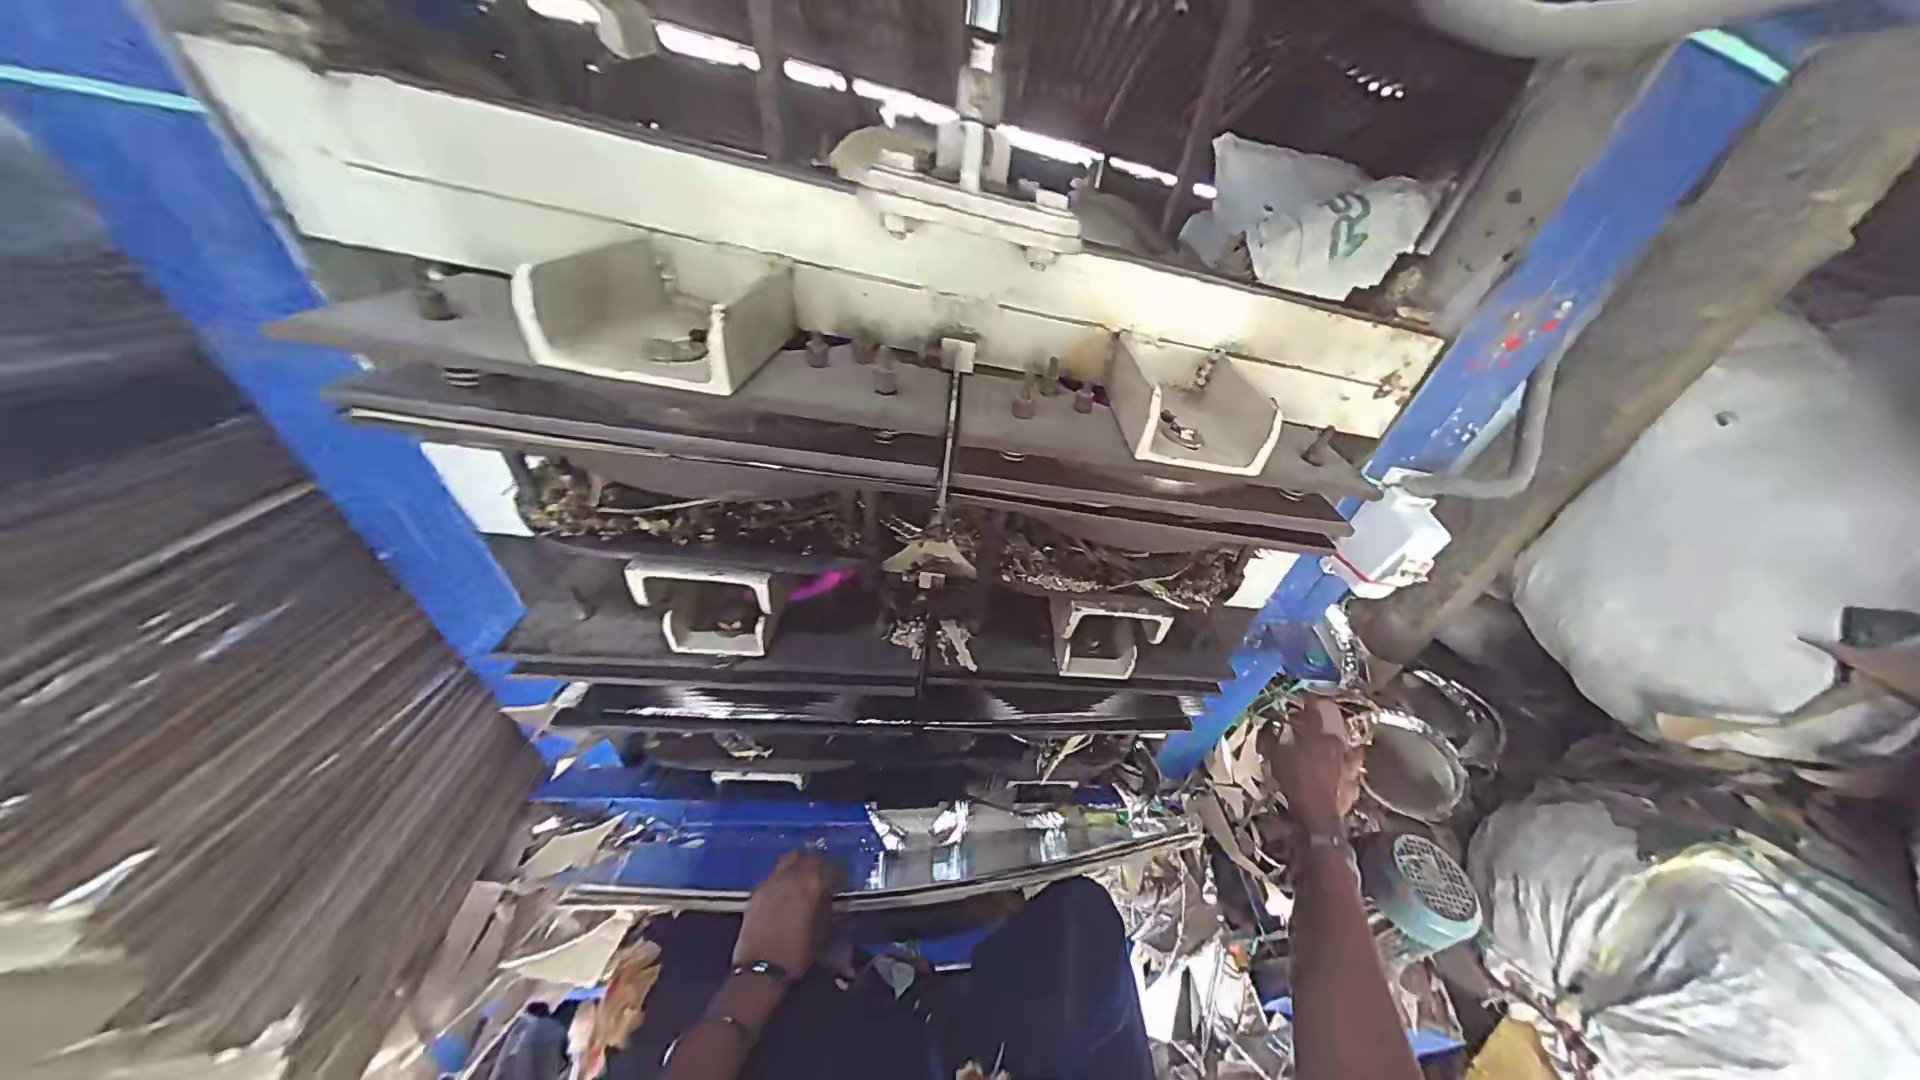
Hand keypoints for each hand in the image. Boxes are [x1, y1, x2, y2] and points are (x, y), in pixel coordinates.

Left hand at [732, 850, 837, 976]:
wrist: (762, 970)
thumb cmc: (799, 952)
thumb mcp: (824, 929)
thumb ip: (827, 904)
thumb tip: (829, 894)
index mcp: (814, 883)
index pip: (831, 866)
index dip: (838, 873)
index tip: (840, 881)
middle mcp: (794, 875)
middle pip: (809, 857)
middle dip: (817, 864)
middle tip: (820, 875)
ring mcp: (773, 880)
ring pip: (789, 859)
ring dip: (798, 865)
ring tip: (800, 878)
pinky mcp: (758, 889)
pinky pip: (774, 874)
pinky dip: (781, 877)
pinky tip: (782, 891)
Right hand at [1263, 695, 1364, 833]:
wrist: (1318, 819)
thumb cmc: (1294, 784)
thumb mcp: (1275, 756)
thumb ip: (1274, 737)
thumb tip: (1272, 726)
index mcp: (1322, 734)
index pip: (1319, 706)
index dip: (1310, 700)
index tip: (1302, 697)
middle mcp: (1342, 745)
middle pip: (1337, 723)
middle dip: (1325, 718)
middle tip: (1313, 718)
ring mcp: (1352, 764)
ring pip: (1349, 744)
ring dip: (1339, 740)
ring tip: (1329, 741)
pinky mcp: (1356, 782)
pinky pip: (1352, 766)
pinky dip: (1345, 762)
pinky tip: (1338, 766)